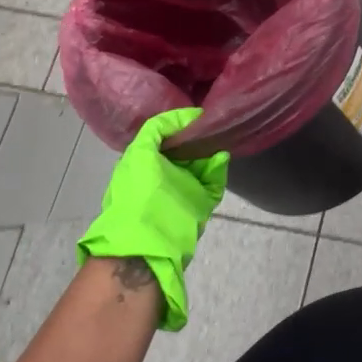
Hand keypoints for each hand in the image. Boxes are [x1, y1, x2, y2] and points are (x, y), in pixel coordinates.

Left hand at [77, 108, 228, 331]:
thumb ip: (157, 130)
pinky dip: (219, 170)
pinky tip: (222, 157)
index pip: (165, 134)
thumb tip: (187, 116)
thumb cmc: (138, 196)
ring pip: (202, 162)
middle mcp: (163, 174)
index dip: (180, 121)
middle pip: (185, 147)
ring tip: (222, 135)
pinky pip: (213, 182)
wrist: (147, 250)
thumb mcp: (139, 155)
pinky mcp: (198, 204)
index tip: (199, 112)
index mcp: (144, 162)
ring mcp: (182, 190)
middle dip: (199, 135)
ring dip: (211, 151)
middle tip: (214, 121)